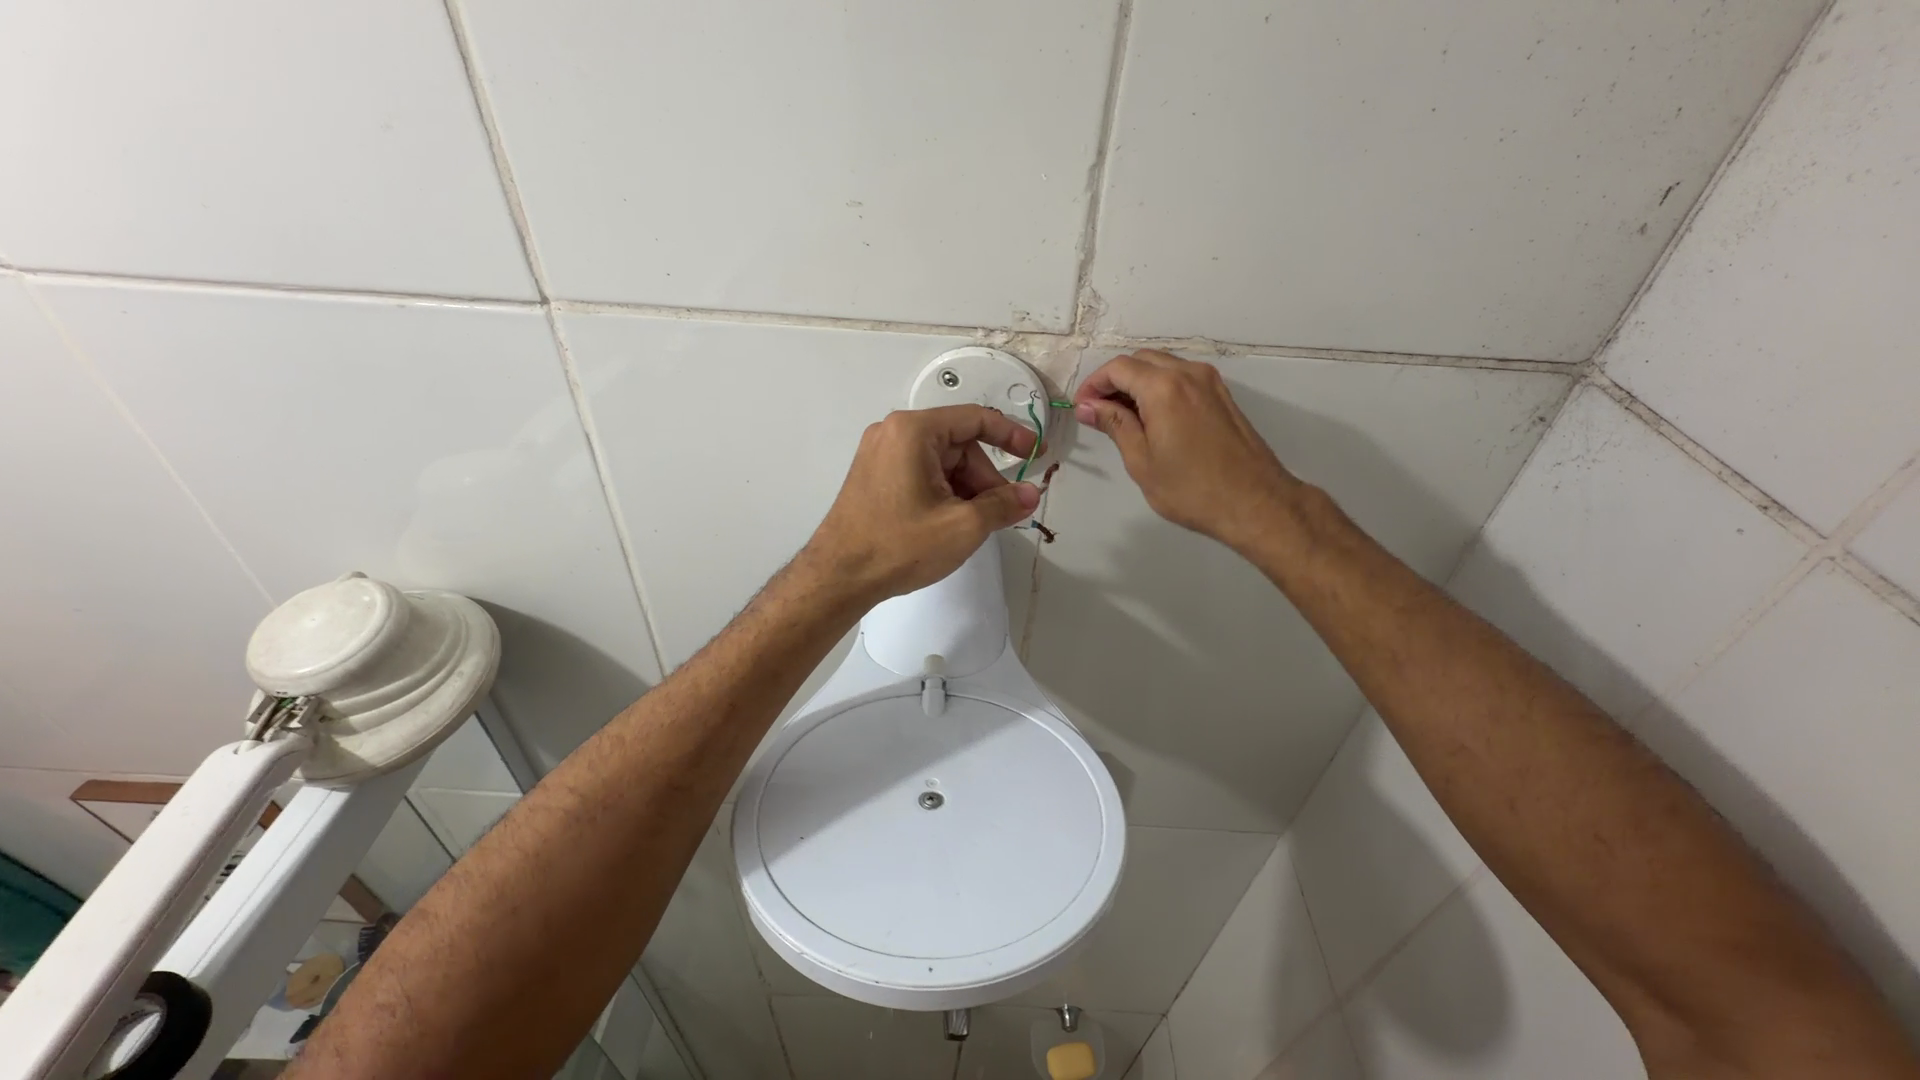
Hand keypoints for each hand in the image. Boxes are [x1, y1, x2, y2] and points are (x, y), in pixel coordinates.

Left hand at [801, 405, 1041, 603]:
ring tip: (969, 526)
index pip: (975, 419)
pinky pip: (920, 472)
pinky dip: (942, 493)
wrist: (838, 577)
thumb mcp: (963, 527)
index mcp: (913, 431)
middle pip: (958, 444)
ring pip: (940, 462)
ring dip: (964, 489)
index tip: (1035, 454)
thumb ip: (1003, 505)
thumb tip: (1030, 494)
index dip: (1011, 435)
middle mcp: (893, 432)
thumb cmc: (899, 545)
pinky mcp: (873, 476)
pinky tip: (947, 524)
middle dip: (983, 478)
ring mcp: (879, 454)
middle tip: (997, 514)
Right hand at [1073, 350, 1302, 548]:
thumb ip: (1114, 425)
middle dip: (1115, 381)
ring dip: (1138, 384)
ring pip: (1163, 367)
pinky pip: (1182, 379)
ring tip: (1123, 419)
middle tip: (1098, 413)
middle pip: (1141, 361)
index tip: (1081, 408)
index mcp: (1163, 387)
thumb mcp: (1141, 461)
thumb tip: (1088, 406)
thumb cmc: (1191, 489)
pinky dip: (1160, 389)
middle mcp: (1188, 374)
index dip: (1094, 385)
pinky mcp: (1222, 396)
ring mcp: (1210, 383)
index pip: (1118, 368)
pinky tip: (1153, 420)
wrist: (1255, 503)